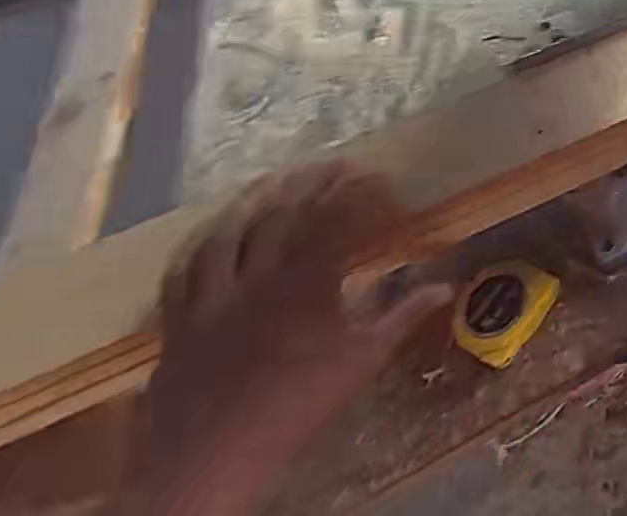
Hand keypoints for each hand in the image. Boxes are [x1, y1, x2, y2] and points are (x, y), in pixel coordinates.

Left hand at [133, 162, 452, 515]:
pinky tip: (216, 231)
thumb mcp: (364, 359)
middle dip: (307, 184)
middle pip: (277, 217)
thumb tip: (448, 286)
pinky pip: (182, 271)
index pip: (330, 221)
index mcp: (303, 287)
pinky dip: (203, 242)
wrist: (210, 461)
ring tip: (274, 179)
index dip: (351, 192)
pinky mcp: (178, 322)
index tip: (373, 175)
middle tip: (332, 164)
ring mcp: (209, 301)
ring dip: (252, 201)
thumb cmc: (299, 405)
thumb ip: (404, 316)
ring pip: (225, 235)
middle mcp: (254, 283)